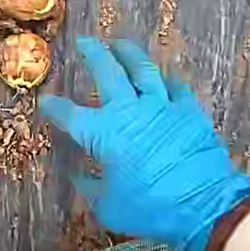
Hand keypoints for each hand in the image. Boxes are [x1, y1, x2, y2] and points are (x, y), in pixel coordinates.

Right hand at [39, 38, 249, 250]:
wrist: (203, 204)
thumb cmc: (150, 208)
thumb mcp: (109, 206)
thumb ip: (91, 188)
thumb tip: (80, 178)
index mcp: (103, 133)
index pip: (70, 114)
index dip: (55, 107)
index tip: (46, 101)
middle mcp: (129, 110)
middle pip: (107, 71)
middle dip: (92, 54)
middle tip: (84, 42)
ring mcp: (161, 105)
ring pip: (142, 69)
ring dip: (128, 54)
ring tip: (120, 44)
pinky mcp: (188, 110)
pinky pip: (174, 87)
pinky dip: (164, 80)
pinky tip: (162, 78)